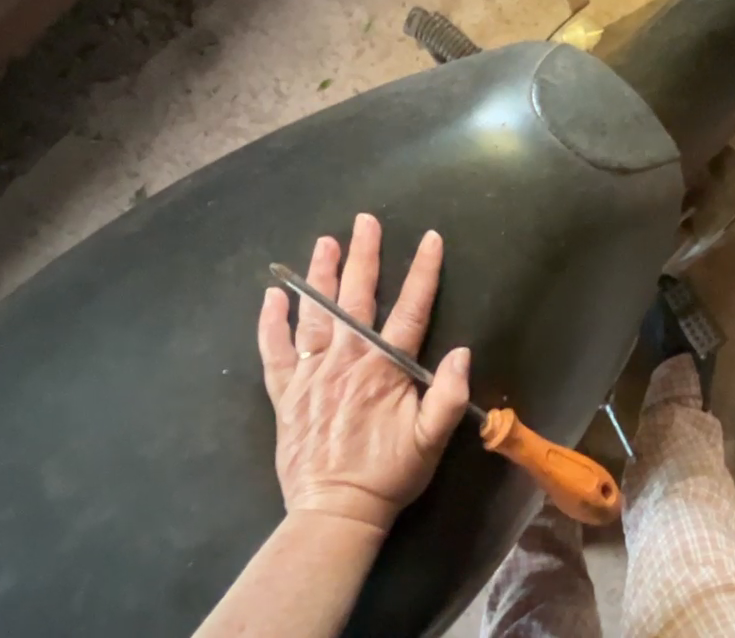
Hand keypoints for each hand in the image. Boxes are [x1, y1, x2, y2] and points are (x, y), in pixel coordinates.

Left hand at [257, 215, 470, 532]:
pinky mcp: (285, 393)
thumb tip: (463, 352)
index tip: (430, 238)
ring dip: (319, 276)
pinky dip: (271, 323)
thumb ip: (449, 397)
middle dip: (363, 256)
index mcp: (383, 368)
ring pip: (315, 314)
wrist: (334, 513)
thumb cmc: (388, 474)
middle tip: (364, 221)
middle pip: (356, 298)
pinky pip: (274, 351)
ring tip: (324, 242)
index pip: (409, 309)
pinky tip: (273, 297)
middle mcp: (346, 361)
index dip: (422, 272)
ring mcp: (311, 375)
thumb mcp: (431, 440)